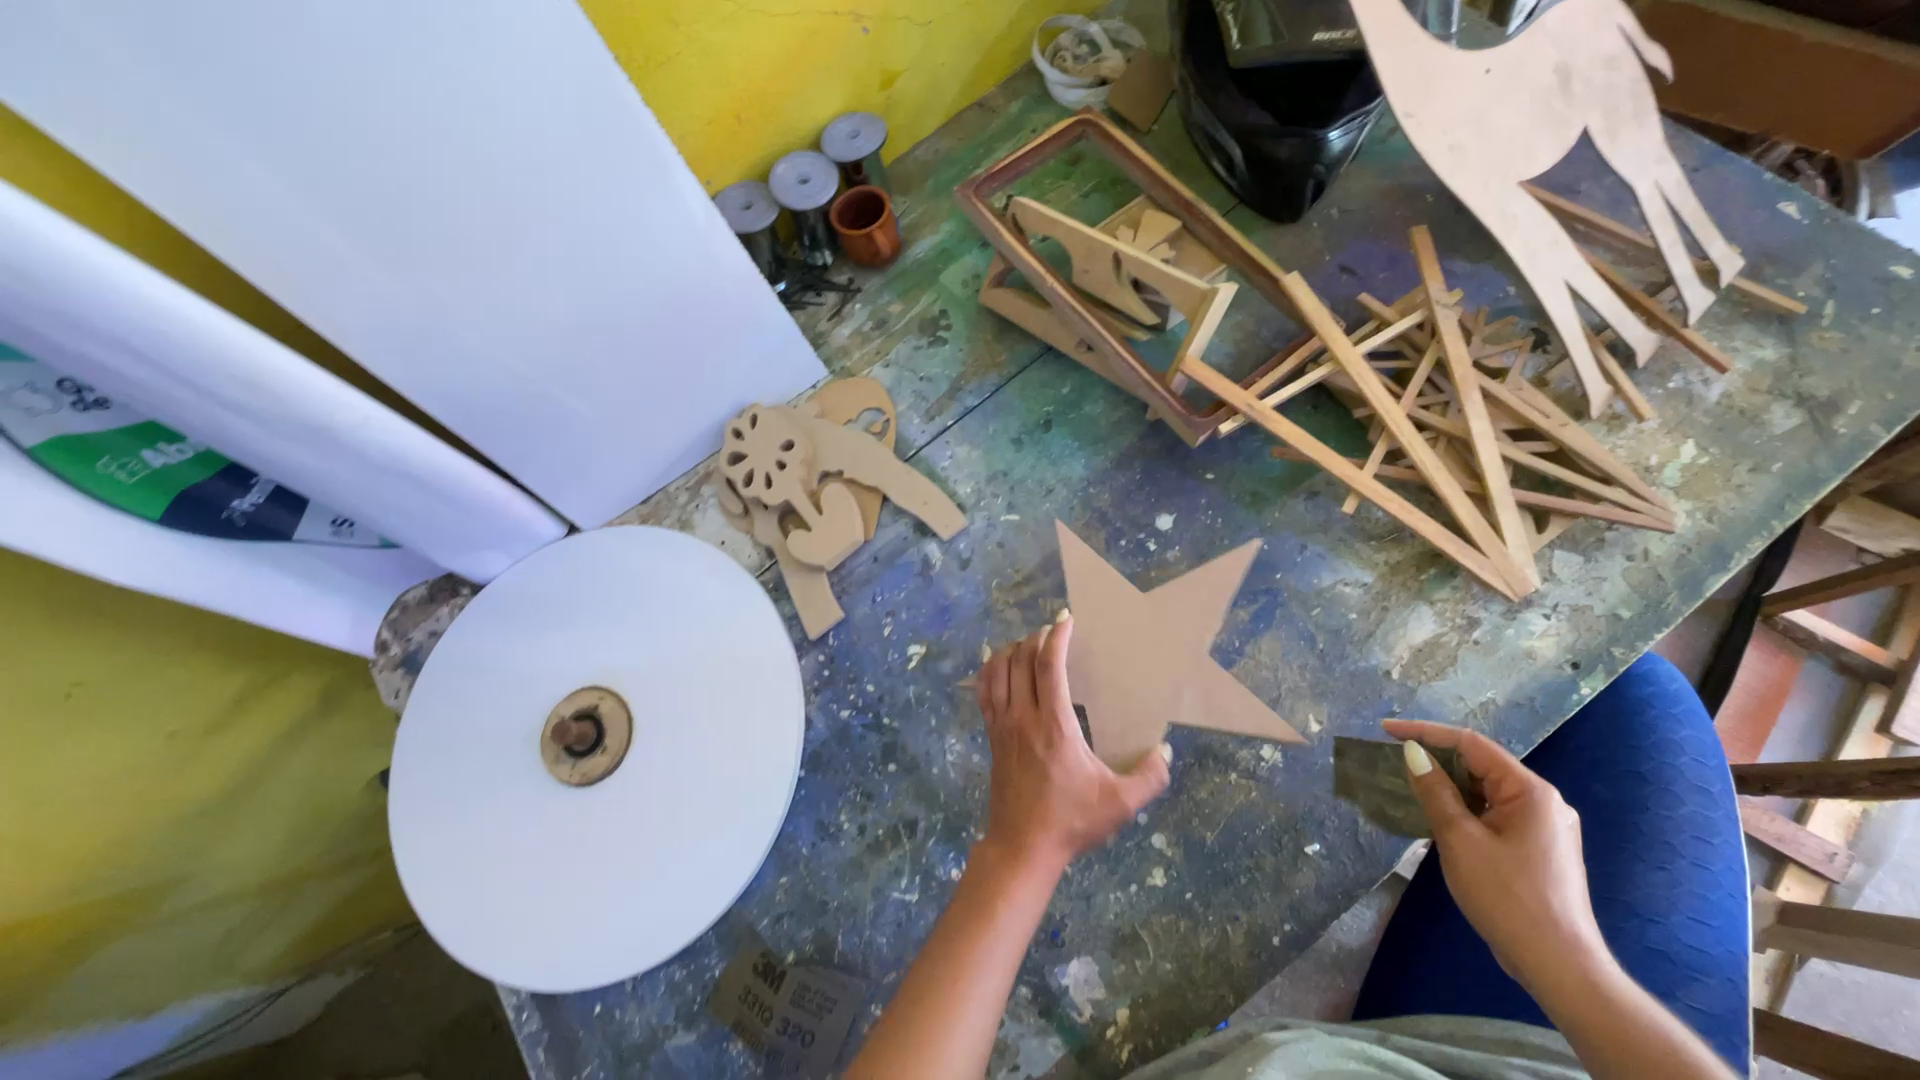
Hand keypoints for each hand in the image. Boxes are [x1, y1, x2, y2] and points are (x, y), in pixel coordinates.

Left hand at [976, 613, 1170, 872]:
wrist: (1022, 848)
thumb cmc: (1070, 822)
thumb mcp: (1120, 803)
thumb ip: (1149, 777)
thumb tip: (1165, 751)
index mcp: (1054, 723)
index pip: (1048, 665)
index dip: (1056, 636)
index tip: (1067, 619)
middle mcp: (1023, 716)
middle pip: (1019, 659)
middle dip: (1035, 638)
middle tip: (1053, 631)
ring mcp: (1002, 726)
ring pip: (997, 672)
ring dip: (1011, 650)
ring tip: (1027, 643)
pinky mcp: (992, 738)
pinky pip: (985, 693)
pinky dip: (990, 671)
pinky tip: (998, 667)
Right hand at [1385, 719, 1613, 992]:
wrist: (1558, 963)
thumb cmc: (1506, 897)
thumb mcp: (1460, 840)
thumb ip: (1435, 792)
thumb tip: (1413, 753)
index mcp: (1530, 792)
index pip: (1472, 745)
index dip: (1426, 733)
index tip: (1386, 730)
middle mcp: (1544, 802)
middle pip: (1482, 767)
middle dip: (1437, 761)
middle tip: (1393, 761)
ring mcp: (1546, 827)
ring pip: (1487, 793)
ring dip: (1450, 788)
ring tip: (1409, 788)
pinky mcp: (1540, 849)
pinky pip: (1496, 815)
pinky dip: (1466, 811)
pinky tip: (1440, 821)